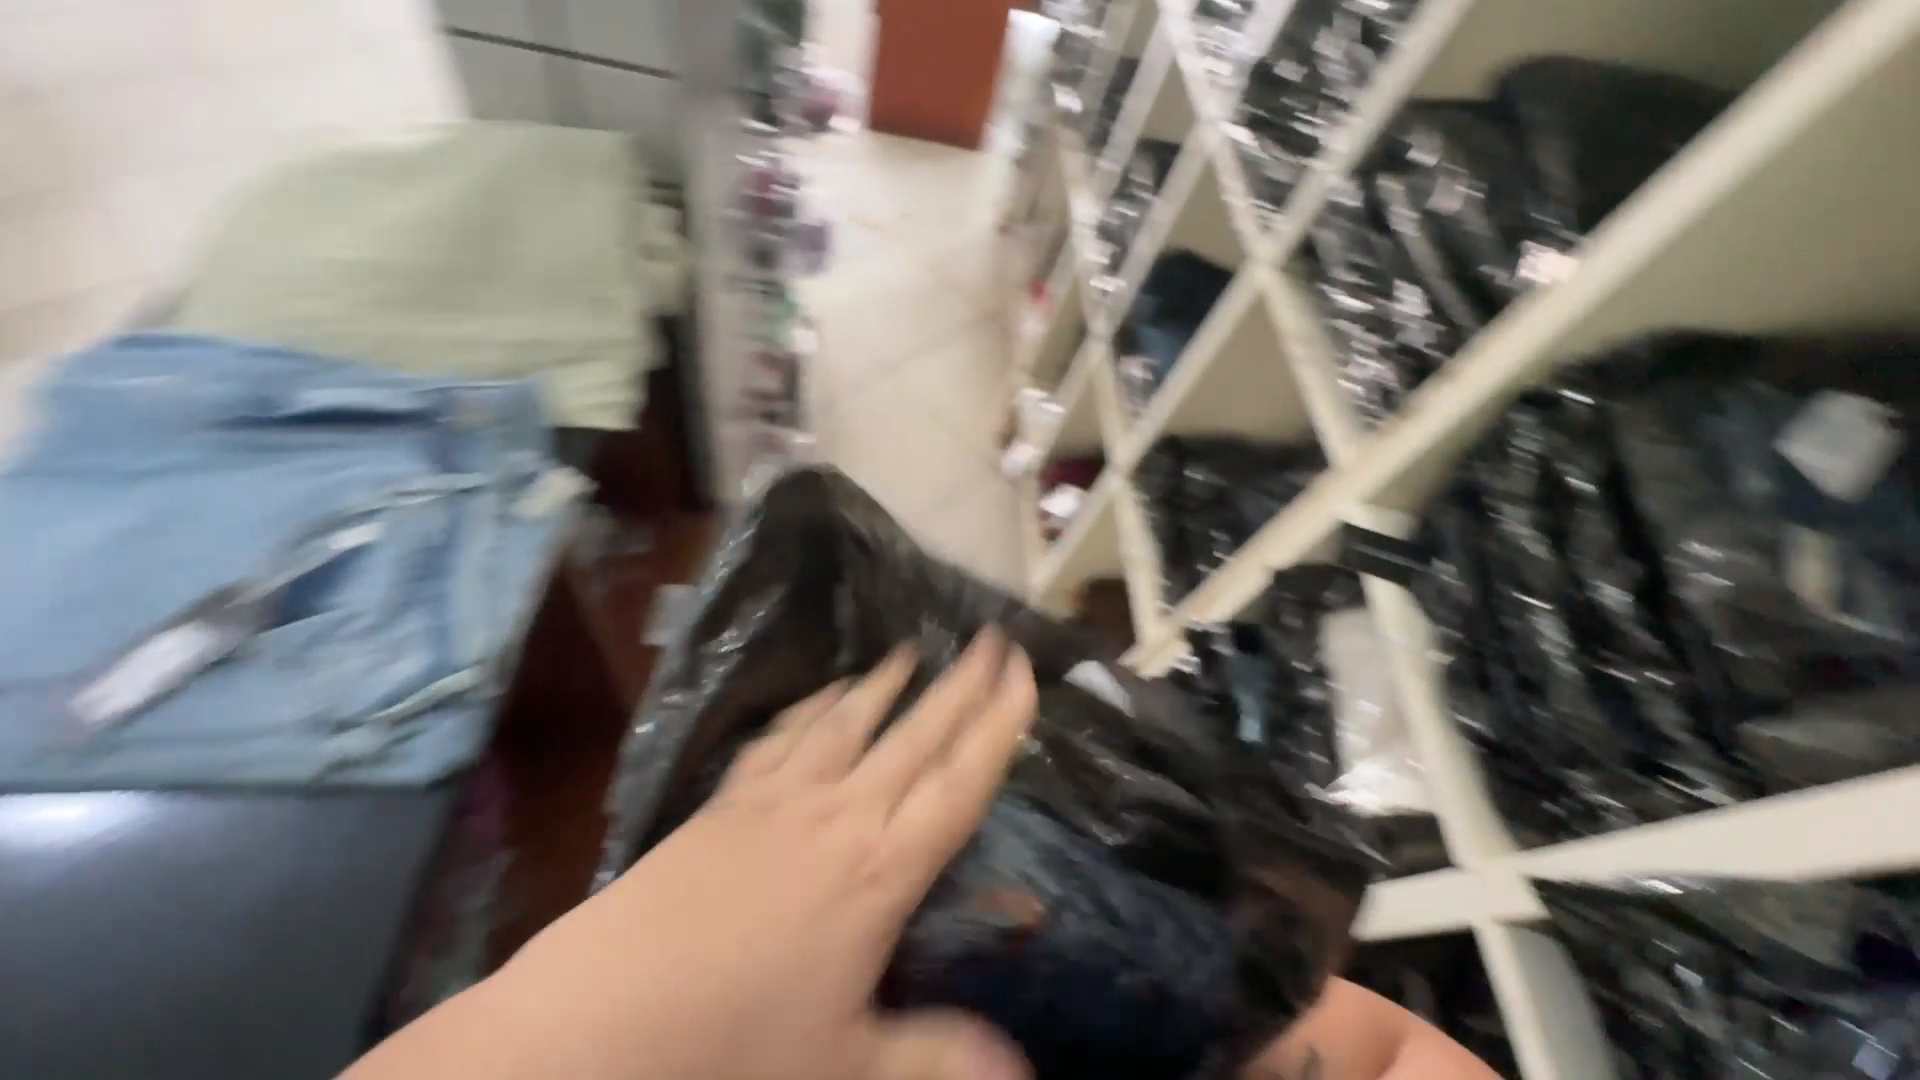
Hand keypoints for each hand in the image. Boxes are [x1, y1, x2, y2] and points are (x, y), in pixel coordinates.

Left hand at [347, 629, 1039, 1079]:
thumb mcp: (849, 1064)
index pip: (958, 784)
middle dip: (961, 685)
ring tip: (915, 650)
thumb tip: (1027, 1072)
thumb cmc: (734, 1046)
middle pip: (914, 736)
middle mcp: (839, 816)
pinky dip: (813, 707)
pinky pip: (783, 737)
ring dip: (886, 684)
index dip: (997, 726)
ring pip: (849, 723)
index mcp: (881, 870)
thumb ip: (940, 1055)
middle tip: (991, 638)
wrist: (602, 1018)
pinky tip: (826, 692)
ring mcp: (779, 800)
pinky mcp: (729, 800)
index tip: (1023, 675)